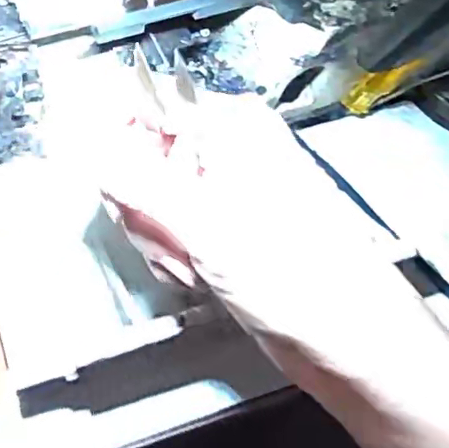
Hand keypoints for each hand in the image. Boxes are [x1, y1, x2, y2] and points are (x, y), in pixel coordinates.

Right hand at [88, 61, 404, 347]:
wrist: (358, 346)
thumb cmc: (301, 275)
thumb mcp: (206, 222)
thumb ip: (138, 180)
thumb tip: (90, 148)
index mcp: (230, 123)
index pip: (150, 101)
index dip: (118, 135)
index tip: (105, 174)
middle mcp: (227, 146)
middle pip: (143, 149)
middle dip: (140, 198)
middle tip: (159, 232)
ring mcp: (224, 186)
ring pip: (153, 190)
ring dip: (155, 230)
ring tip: (185, 261)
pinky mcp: (223, 223)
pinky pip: (171, 220)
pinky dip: (171, 246)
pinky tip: (193, 271)